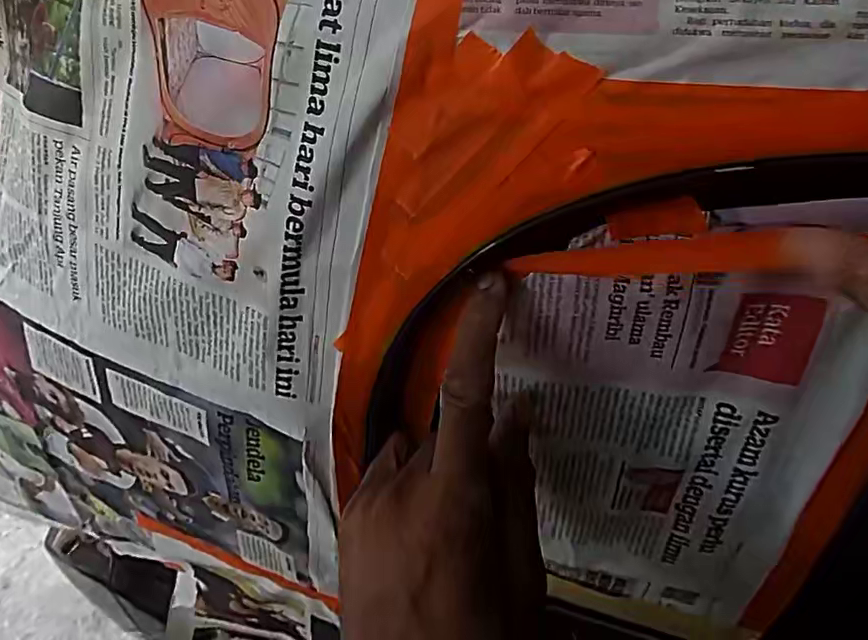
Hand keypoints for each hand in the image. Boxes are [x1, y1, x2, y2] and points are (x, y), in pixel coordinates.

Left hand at [340, 271, 545, 639]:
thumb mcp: (520, 579)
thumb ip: (515, 489)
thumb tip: (517, 416)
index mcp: (453, 500)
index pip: (467, 394)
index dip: (479, 332)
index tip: (491, 288)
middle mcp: (399, 485)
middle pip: (440, 435)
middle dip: (465, 455)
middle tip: (481, 512)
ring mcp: (365, 500)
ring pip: (412, 456)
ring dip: (433, 476)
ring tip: (444, 542)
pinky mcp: (347, 514)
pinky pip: (386, 478)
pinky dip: (406, 492)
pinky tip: (414, 545)